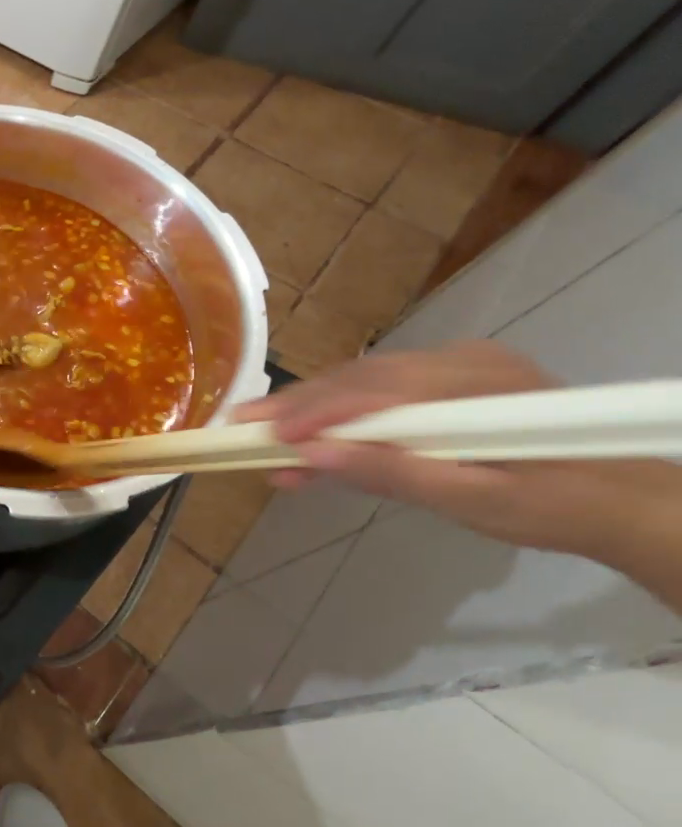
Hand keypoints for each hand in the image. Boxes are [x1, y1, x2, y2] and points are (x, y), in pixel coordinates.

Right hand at [234, 342, 681, 592]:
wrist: (627, 501)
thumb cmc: (557, 509)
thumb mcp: (474, 503)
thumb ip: (391, 475)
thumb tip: (308, 460)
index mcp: (482, 386)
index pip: (379, 390)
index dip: (317, 412)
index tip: (267, 437)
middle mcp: (465, 360)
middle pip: (361, 379)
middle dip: (298, 406)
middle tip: (241, 427)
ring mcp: (456, 363)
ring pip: (362, 380)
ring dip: (310, 407)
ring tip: (262, 430)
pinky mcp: (448, 377)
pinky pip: (378, 387)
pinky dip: (339, 409)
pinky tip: (308, 433)